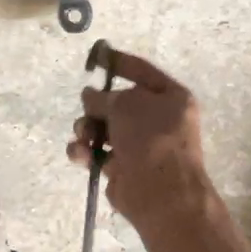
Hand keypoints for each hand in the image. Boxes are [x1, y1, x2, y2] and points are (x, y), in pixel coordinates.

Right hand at [67, 50, 214, 234]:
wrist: (160, 193)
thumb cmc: (150, 139)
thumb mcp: (124, 105)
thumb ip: (102, 97)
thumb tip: (90, 97)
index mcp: (171, 98)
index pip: (141, 71)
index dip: (118, 62)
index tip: (97, 57)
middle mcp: (157, 119)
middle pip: (117, 103)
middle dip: (96, 106)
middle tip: (87, 109)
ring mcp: (140, 145)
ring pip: (103, 127)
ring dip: (87, 129)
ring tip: (83, 137)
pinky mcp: (123, 167)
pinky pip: (97, 151)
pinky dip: (85, 151)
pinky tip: (79, 155)